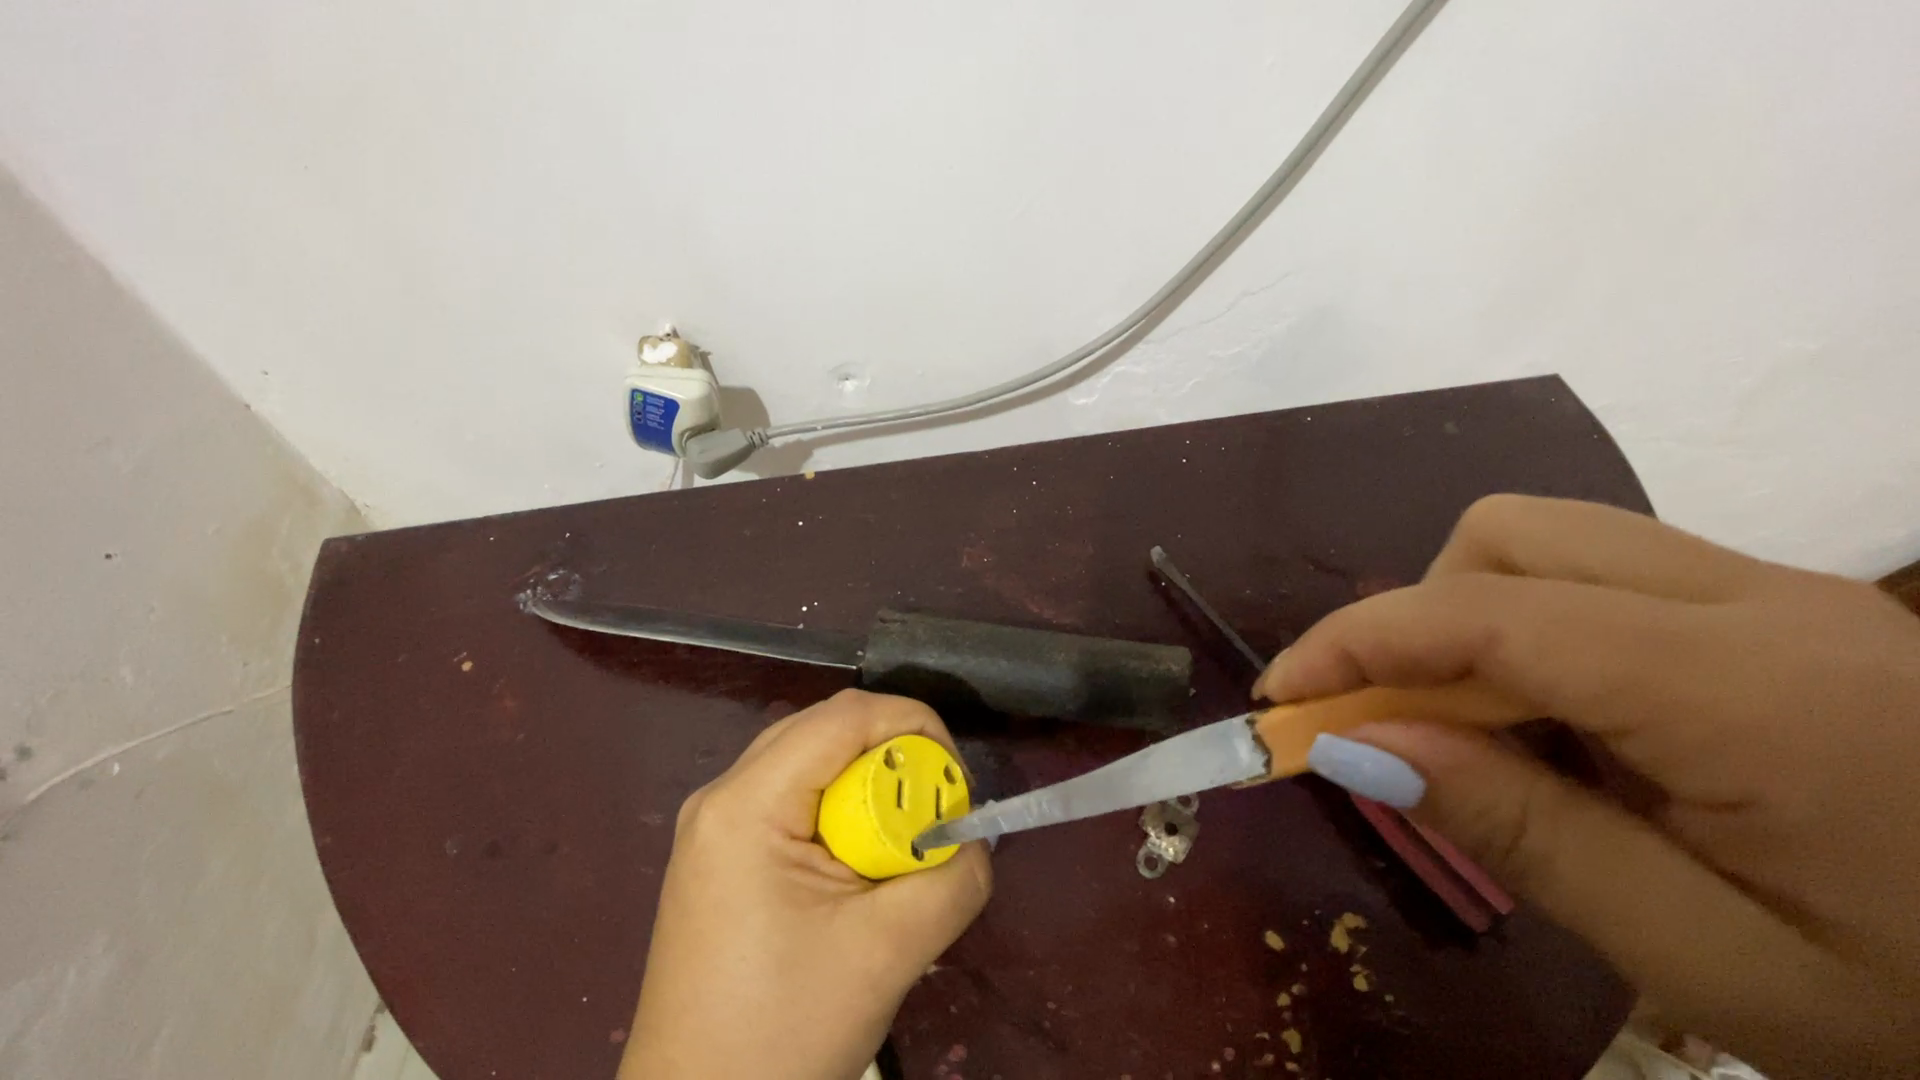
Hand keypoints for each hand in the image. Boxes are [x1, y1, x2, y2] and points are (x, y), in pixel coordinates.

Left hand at [620, 690, 991, 1079]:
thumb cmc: (782, 1031)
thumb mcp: (887, 953)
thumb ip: (953, 881)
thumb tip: (975, 840)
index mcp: (746, 804)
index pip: (844, 716)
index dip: (915, 727)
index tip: (958, 784)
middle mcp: (723, 798)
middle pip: (826, 733)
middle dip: (895, 760)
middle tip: (939, 814)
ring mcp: (717, 828)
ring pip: (813, 767)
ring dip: (870, 792)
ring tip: (906, 845)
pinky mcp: (724, 859)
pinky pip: (796, 804)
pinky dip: (843, 818)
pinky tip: (862, 869)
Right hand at [1257, 496, 1919, 1079]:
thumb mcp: (1711, 958)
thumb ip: (1521, 833)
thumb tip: (1360, 744)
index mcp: (1741, 685)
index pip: (1487, 612)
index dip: (1358, 641)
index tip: (1283, 699)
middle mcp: (1755, 599)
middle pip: (1511, 535)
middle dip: (1418, 618)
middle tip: (1402, 725)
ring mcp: (1780, 595)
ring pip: (1554, 543)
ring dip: (1473, 621)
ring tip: (1485, 734)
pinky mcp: (1789, 613)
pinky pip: (1607, 580)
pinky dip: (1535, 634)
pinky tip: (1570, 732)